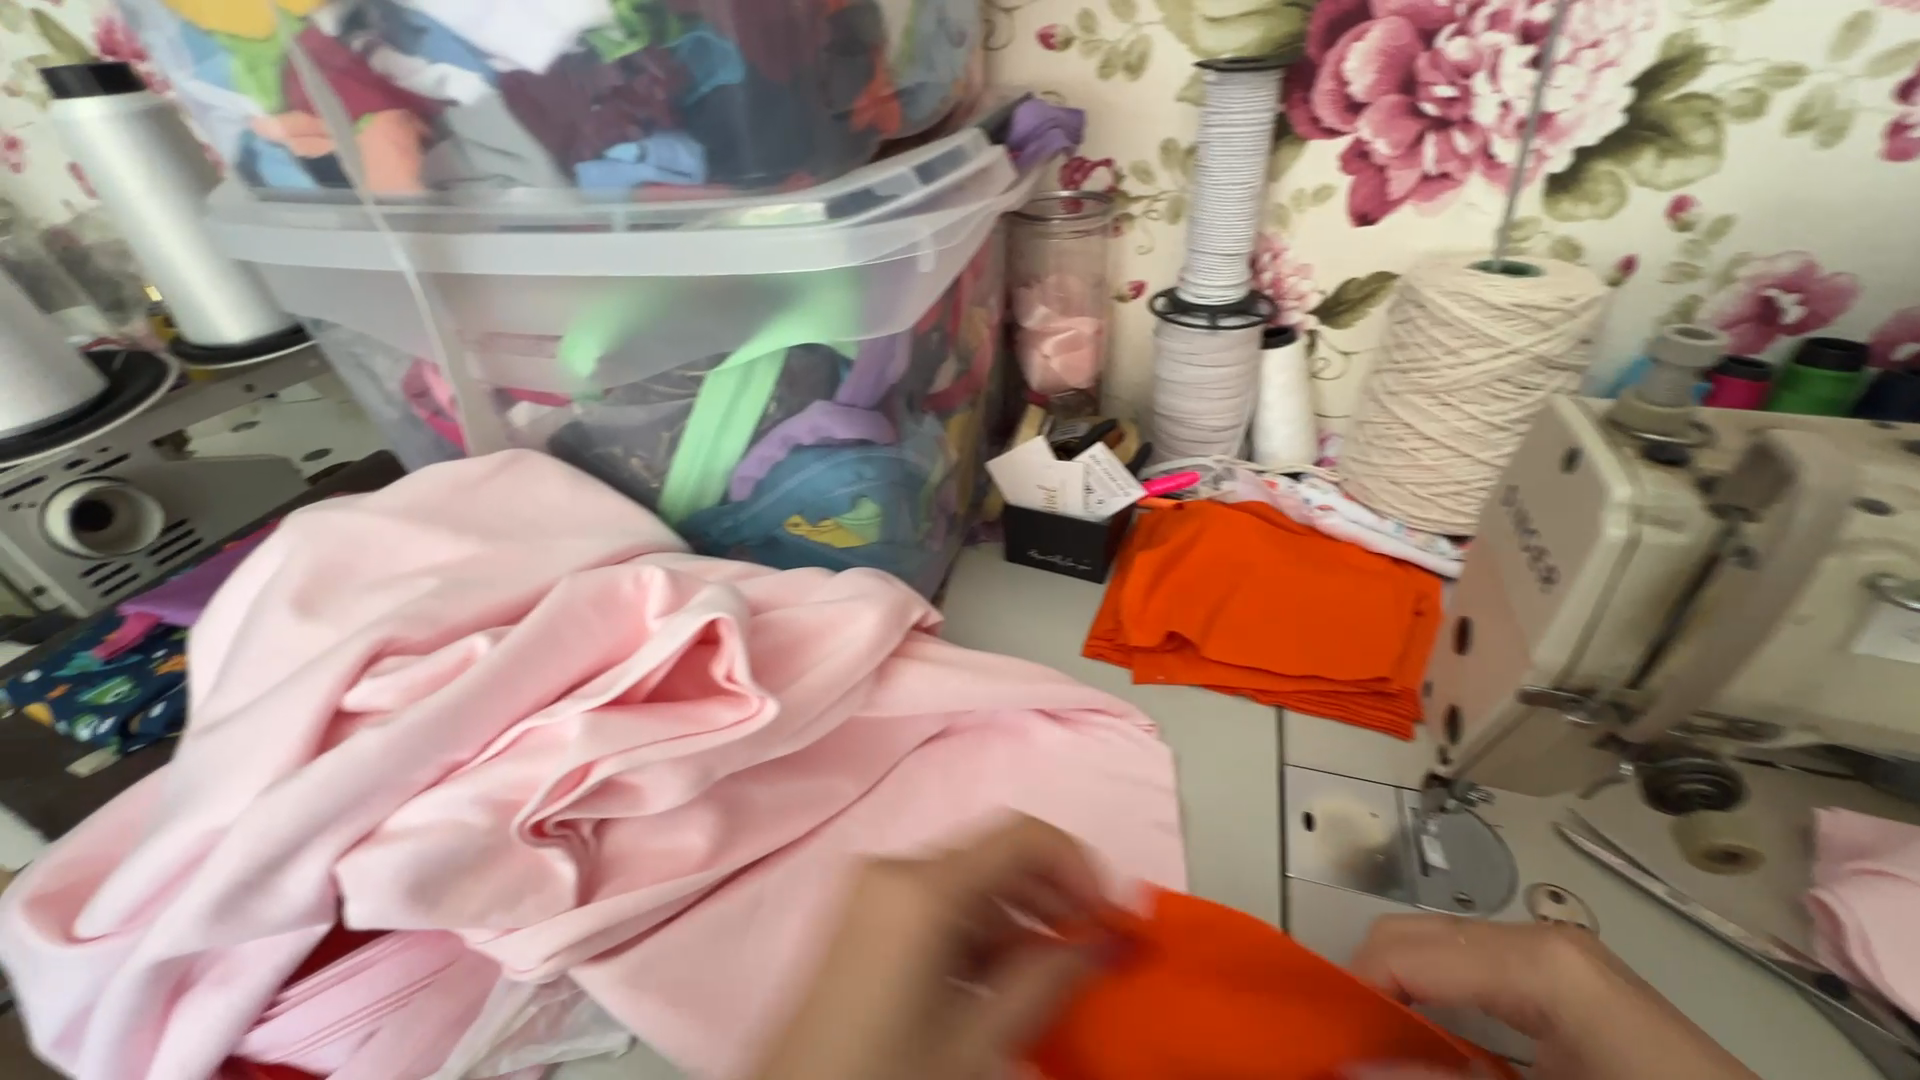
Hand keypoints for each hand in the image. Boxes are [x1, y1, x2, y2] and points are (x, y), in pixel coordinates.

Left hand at [748, 815, 1111, 1079]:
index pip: (1021, 836)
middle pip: (994, 855)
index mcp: (921, 886)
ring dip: (1019, 914)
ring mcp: (872, 890)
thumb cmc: (888, 1076)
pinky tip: (1002, 973)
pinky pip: (937, 902)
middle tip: (1094, 947)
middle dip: (1052, 894)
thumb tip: (1107, 942)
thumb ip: (1050, 980)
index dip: (1078, 866)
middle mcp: (894, 869)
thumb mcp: (978, 1041)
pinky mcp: (864, 914)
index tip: (1111, 917)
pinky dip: (979, 927)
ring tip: (1055, 968)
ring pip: (968, 880)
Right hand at [1350, 915, 1759, 1079]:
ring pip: (1436, 946)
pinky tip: (1442, 1041)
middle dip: (1369, 985)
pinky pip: (1472, 965)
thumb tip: (1344, 1067)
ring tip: (1387, 1047)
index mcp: (1535, 962)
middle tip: (1349, 1046)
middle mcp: (1536, 937)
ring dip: (1401, 991)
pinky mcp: (1567, 973)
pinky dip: (1440, 995)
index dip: (1353, 992)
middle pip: (1411, 935)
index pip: (1402, 951)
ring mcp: (1554, 950)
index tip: (1328, 1043)